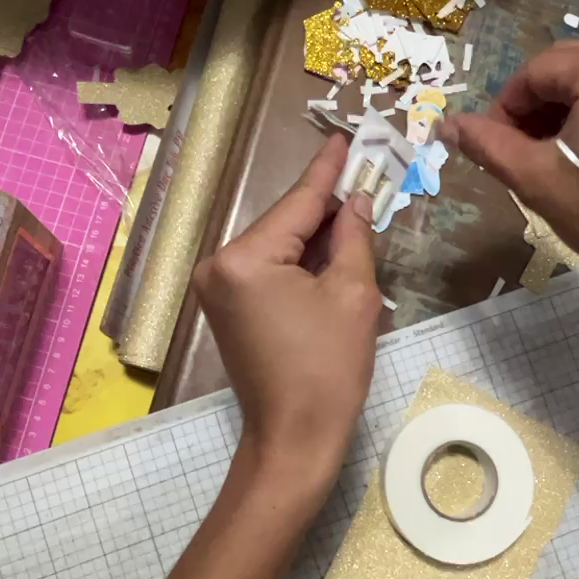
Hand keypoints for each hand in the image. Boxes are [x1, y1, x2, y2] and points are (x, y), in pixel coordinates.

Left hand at [194, 135, 382, 481]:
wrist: (293, 439)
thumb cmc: (329, 370)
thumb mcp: (353, 295)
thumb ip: (352, 237)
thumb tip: (355, 200)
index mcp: (245, 258)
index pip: (297, 203)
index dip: (327, 171)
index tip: (344, 138)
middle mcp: (218, 265)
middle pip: (283, 223)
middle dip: (324, 207)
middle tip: (362, 176)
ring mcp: (216, 288)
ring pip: (275, 246)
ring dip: (312, 235)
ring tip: (354, 212)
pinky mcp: (224, 308)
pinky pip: (265, 271)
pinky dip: (296, 262)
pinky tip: (327, 250)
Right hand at [440, 41, 578, 306]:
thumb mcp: (535, 178)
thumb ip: (486, 144)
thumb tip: (446, 126)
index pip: (535, 71)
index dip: (505, 108)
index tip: (493, 147)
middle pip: (565, 68)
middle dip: (533, 108)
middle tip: (519, 154)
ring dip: (561, 112)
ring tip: (550, 158)